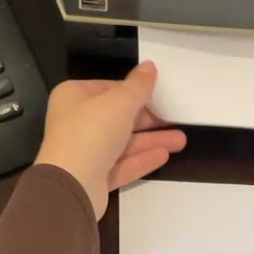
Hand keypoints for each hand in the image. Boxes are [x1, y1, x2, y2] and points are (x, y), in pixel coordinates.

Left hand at [35, 62, 187, 219]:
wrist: (72, 185)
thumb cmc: (92, 132)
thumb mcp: (119, 102)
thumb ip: (138, 86)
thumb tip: (150, 67)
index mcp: (74, 97)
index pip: (108, 89)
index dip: (134, 91)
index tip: (159, 94)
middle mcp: (78, 123)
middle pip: (118, 118)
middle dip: (148, 120)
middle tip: (175, 118)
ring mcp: (86, 154)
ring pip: (123, 144)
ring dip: (151, 141)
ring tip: (181, 140)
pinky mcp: (96, 179)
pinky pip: (122, 165)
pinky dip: (141, 160)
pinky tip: (164, 156)